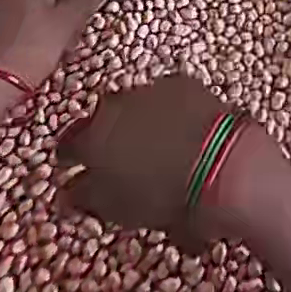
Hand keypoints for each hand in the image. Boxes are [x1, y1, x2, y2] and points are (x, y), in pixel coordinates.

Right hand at [57, 75, 285, 242]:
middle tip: (119, 161)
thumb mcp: (117, 208)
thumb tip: (67, 193)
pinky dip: (168, 112)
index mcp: (94, 136)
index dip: (70, 159)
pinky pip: (165, 98)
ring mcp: (151, 89)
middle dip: (107, 137)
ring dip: (138, 122)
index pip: (69, 145)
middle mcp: (116, 104)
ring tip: (155, 148)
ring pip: (134, 106)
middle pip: (103, 120)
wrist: (223, 164)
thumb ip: (86, 196)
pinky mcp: (183, 83)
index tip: (73, 171)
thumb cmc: (165, 195)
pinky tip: (180, 131)